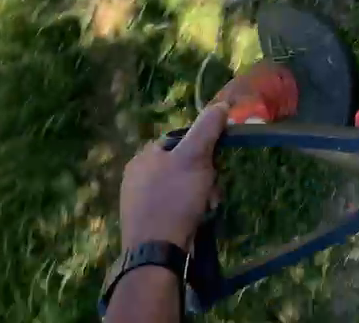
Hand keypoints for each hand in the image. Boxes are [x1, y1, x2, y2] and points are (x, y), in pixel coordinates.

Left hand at [119, 102, 225, 250]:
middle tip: (213, 185)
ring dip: (203, 191)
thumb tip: (221, 105)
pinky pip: (177, 205)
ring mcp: (141, 203)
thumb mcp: (195, 156)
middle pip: (185, 162)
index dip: (203, 145)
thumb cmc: (174, 198)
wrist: (156, 254)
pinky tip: (200, 216)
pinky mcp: (149, 223)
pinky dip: (192, 208)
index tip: (216, 158)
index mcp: (143, 158)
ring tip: (208, 204)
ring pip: (184, 185)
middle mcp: (138, 177)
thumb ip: (207, 127)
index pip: (180, 138)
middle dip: (205, 173)